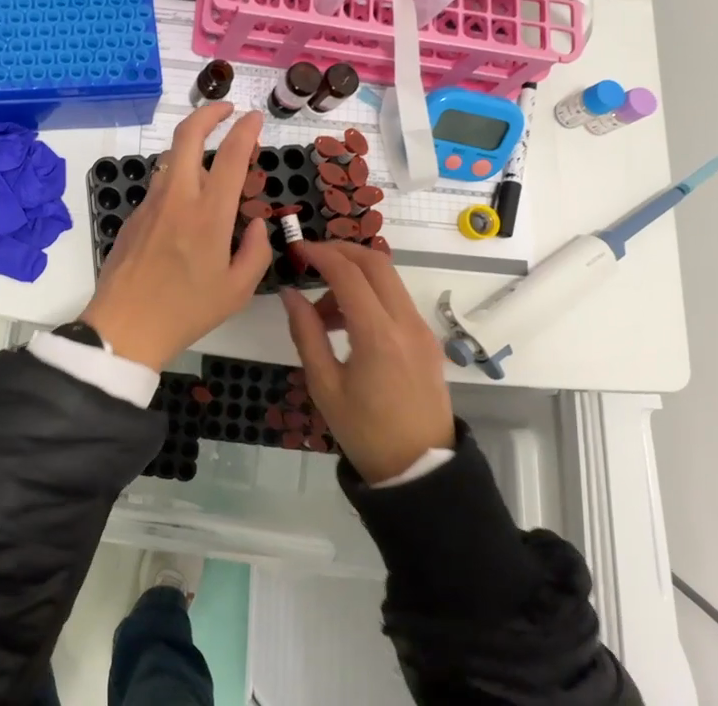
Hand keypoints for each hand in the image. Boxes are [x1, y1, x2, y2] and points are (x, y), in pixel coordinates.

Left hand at [79, 102, 270, 370]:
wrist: (125, 327)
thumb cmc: (186, 312)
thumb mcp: (238, 290)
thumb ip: (257, 251)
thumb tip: (259, 224)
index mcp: (209, 215)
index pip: (230, 155)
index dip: (245, 130)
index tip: (254, 118)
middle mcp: (177, 198)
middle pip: (187, 135)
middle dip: (208, 113)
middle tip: (227, 110)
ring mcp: (151, 205)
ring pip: (170, 158)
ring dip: (192, 146)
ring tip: (213, 159)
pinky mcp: (134, 217)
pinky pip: (160, 185)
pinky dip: (178, 178)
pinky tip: (190, 203)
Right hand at [280, 242, 454, 483]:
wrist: (419, 468)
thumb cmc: (364, 431)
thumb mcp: (324, 385)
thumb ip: (306, 333)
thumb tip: (290, 294)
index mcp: (377, 335)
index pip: (348, 274)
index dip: (320, 255)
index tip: (296, 250)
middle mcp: (406, 323)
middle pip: (376, 263)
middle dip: (341, 252)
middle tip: (310, 260)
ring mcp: (422, 330)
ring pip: (388, 280)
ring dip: (355, 277)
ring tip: (323, 312)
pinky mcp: (427, 340)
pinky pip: (396, 301)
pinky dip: (370, 296)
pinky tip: (347, 324)